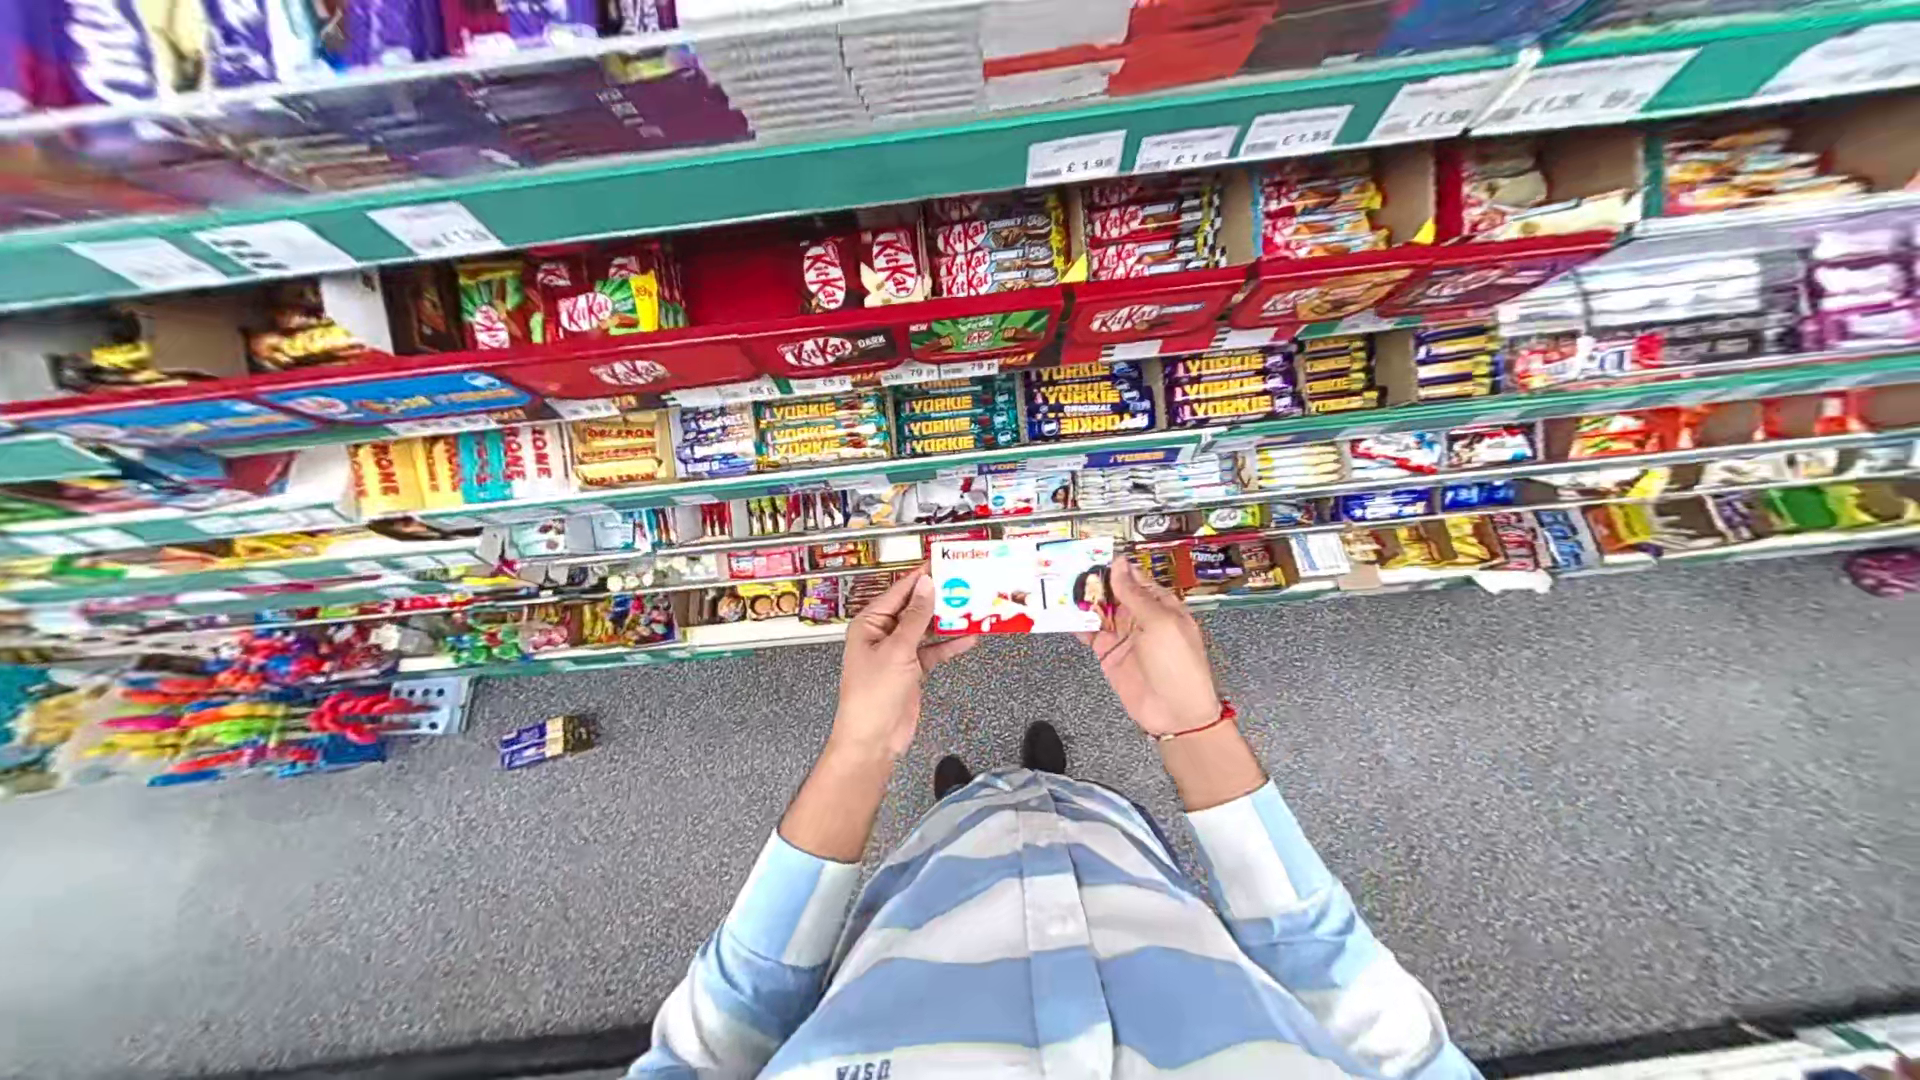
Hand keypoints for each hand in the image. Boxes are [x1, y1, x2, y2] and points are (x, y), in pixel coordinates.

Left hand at [832, 568, 976, 758]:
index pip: (898, 592)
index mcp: (869, 624)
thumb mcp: (896, 649)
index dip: (920, 577)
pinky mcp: (912, 670)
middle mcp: (882, 634)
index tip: (940, 562)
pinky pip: (933, 651)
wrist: (874, 739)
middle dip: (938, 598)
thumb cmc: (872, 695)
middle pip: (914, 608)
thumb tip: (926, 586)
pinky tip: (969, 637)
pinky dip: (950, 645)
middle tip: (963, 583)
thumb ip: (915, 617)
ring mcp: (898, 652)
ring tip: (971, 606)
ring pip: (926, 629)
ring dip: (947, 621)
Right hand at [1077, 558, 1220, 736]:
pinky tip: (1062, 613)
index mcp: (1160, 604)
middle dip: (1092, 580)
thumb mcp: (1160, 622)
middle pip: (1112, 591)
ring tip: (1060, 586)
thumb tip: (1121, 565)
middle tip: (1068, 567)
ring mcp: (1123, 635)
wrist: (1174, 713)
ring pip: (1097, 610)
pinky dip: (1075, 624)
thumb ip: (1135, 593)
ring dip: (1081, 600)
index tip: (1092, 553)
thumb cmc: (1180, 667)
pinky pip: (1088, 633)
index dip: (1114, 566)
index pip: (1133, 577)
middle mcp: (1140, 617)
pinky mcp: (1108, 653)